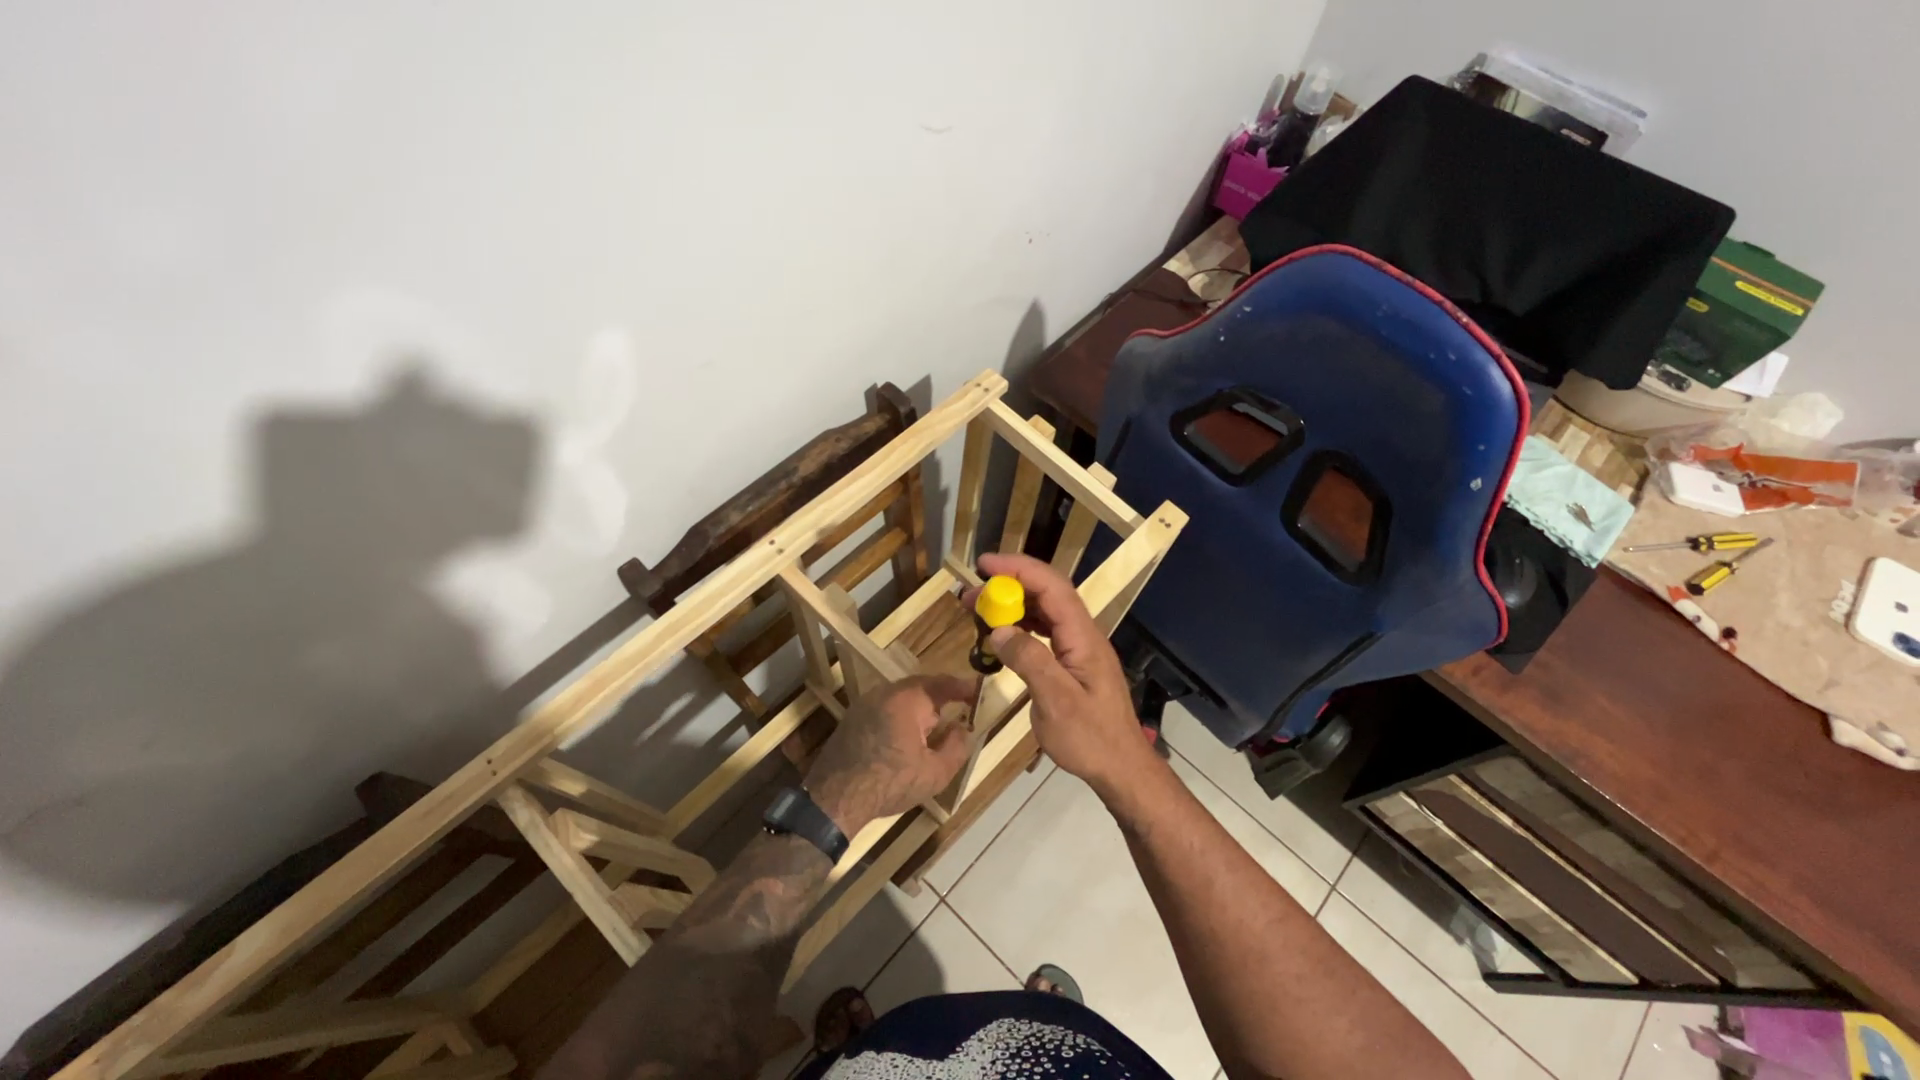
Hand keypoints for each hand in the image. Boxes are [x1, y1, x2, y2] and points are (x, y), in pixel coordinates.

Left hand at [805, 674, 974, 835]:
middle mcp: (885, 693)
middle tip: (960, 712)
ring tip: (935, 729)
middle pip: (920, 688)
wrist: (836, 798)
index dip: (963, 687)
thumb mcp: (935, 772)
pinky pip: (885, 710)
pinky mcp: (852, 719)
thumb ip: (956, 747)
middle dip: (941, 700)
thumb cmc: (890, 783)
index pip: (942, 683)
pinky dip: (901, 718)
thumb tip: (962, 730)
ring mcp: (865, 704)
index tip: (980, 691)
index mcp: (908, 700)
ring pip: (901, 699)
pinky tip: (906, 740)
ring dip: (920, 710)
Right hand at [970, 553, 1160, 793]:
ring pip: (1045, 612)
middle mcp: (1083, 635)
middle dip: (1009, 585)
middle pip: (1047, 594)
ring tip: (977, 610)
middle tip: (970, 594)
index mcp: (1083, 637)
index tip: (984, 564)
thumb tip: (999, 629)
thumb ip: (1029, 661)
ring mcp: (1079, 649)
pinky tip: (1001, 636)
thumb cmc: (1091, 739)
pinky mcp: (1073, 665)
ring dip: (1012, 605)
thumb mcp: (1056, 702)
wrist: (1121, 769)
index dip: (1018, 569)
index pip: (1052, 587)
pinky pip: (1045, 633)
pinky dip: (1020, 627)